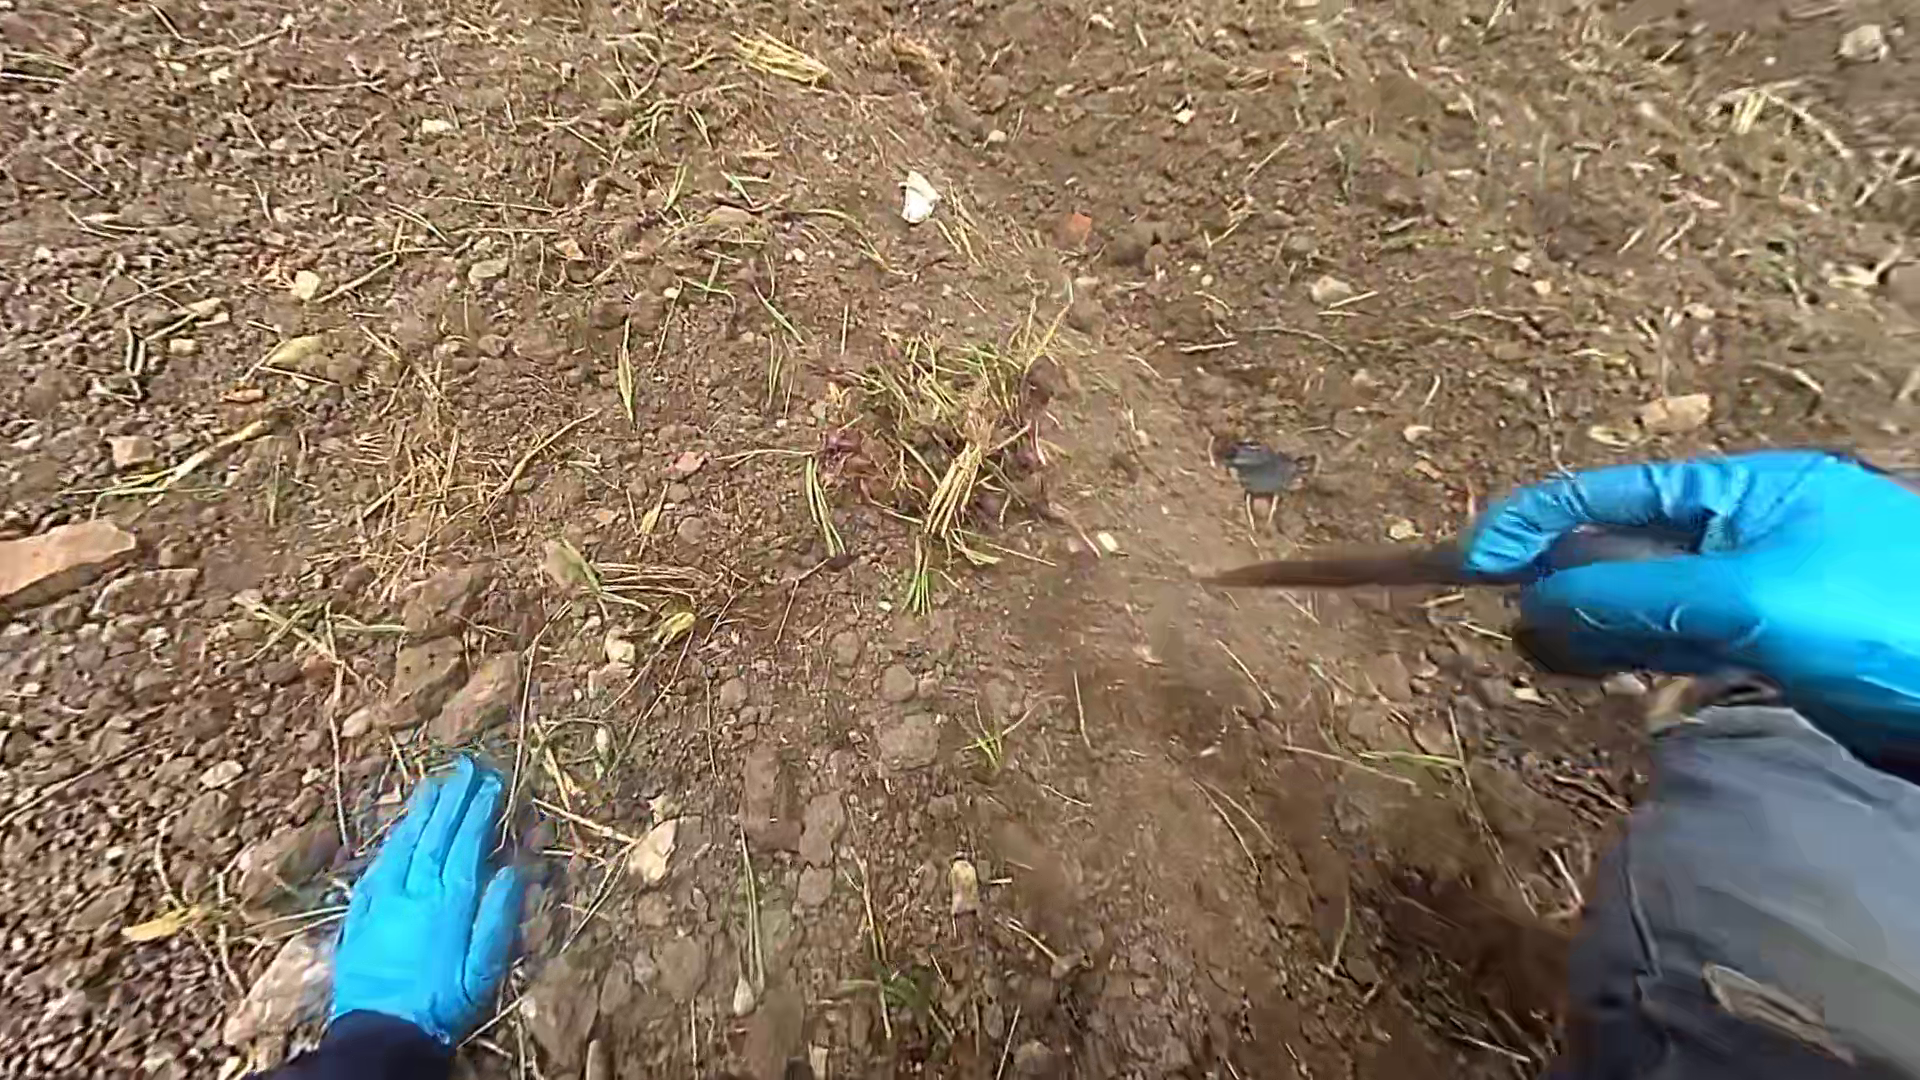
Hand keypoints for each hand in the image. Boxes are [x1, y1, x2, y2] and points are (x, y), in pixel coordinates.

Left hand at [332, 757, 523, 1044]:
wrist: (379, 1040)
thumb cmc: (446, 999)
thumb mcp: (486, 963)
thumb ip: (499, 913)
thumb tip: (515, 866)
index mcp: (449, 900)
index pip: (467, 842)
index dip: (480, 809)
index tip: (492, 781)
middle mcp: (415, 894)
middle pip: (435, 835)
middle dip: (453, 798)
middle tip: (465, 767)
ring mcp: (383, 904)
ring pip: (403, 846)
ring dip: (421, 812)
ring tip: (434, 783)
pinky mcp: (361, 919)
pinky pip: (376, 871)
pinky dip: (391, 843)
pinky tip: (399, 829)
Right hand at [1461, 450, 1919, 755]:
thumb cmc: (1889, 626)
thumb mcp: (1743, 601)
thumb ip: (1620, 592)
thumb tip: (1528, 601)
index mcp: (1735, 494)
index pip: (1594, 494)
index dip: (1521, 525)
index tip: (1468, 563)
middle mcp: (1722, 532)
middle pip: (1596, 550)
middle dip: (1554, 587)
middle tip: (1531, 626)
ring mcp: (1726, 585)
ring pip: (1612, 597)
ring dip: (1578, 626)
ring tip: (1570, 656)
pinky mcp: (1733, 633)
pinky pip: (1642, 632)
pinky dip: (1610, 649)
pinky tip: (1598, 667)